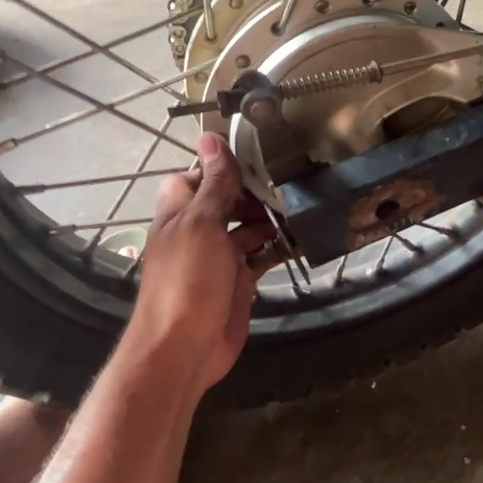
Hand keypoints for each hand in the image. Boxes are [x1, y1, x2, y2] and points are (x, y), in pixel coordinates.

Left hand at [125, 133, 275, 390]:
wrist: (185, 347)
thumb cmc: (187, 280)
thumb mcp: (202, 224)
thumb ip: (214, 184)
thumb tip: (209, 136)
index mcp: (181, 212)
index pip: (200, 177)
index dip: (225, 167)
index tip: (261, 158)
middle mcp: (199, 232)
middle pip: (228, 202)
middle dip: (256, 194)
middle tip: (291, 185)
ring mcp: (219, 258)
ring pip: (248, 229)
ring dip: (271, 221)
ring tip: (301, 209)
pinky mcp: (238, 282)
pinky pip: (260, 258)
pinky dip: (277, 249)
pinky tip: (298, 241)